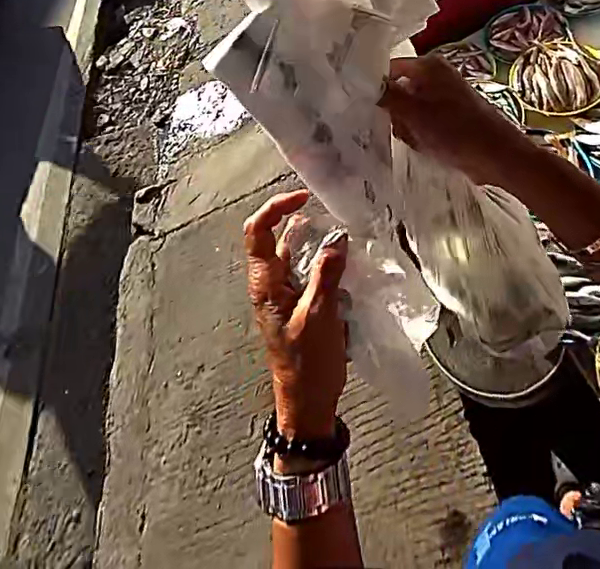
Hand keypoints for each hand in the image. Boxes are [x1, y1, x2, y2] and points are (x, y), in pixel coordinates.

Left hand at [244, 190, 347, 440]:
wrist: (306, 402)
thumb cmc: (308, 363)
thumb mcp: (320, 317)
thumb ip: (326, 276)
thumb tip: (336, 240)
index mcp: (264, 282)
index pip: (258, 231)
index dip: (276, 208)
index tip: (303, 198)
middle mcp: (268, 282)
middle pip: (272, 237)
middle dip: (295, 218)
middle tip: (325, 210)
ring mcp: (280, 292)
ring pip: (290, 253)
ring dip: (310, 239)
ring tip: (337, 229)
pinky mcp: (295, 303)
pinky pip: (303, 270)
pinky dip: (319, 258)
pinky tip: (341, 259)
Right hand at [380, 55, 529, 185]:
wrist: (499, 157)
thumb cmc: (456, 130)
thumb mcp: (413, 113)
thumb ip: (386, 95)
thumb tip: (360, 82)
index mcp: (428, 66)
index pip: (388, 69)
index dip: (376, 86)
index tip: (367, 106)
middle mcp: (436, 76)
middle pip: (397, 90)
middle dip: (394, 112)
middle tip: (401, 127)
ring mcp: (444, 96)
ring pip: (408, 109)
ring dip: (406, 126)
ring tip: (417, 139)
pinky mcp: (450, 115)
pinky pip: (422, 121)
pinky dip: (419, 133)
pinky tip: (426, 145)